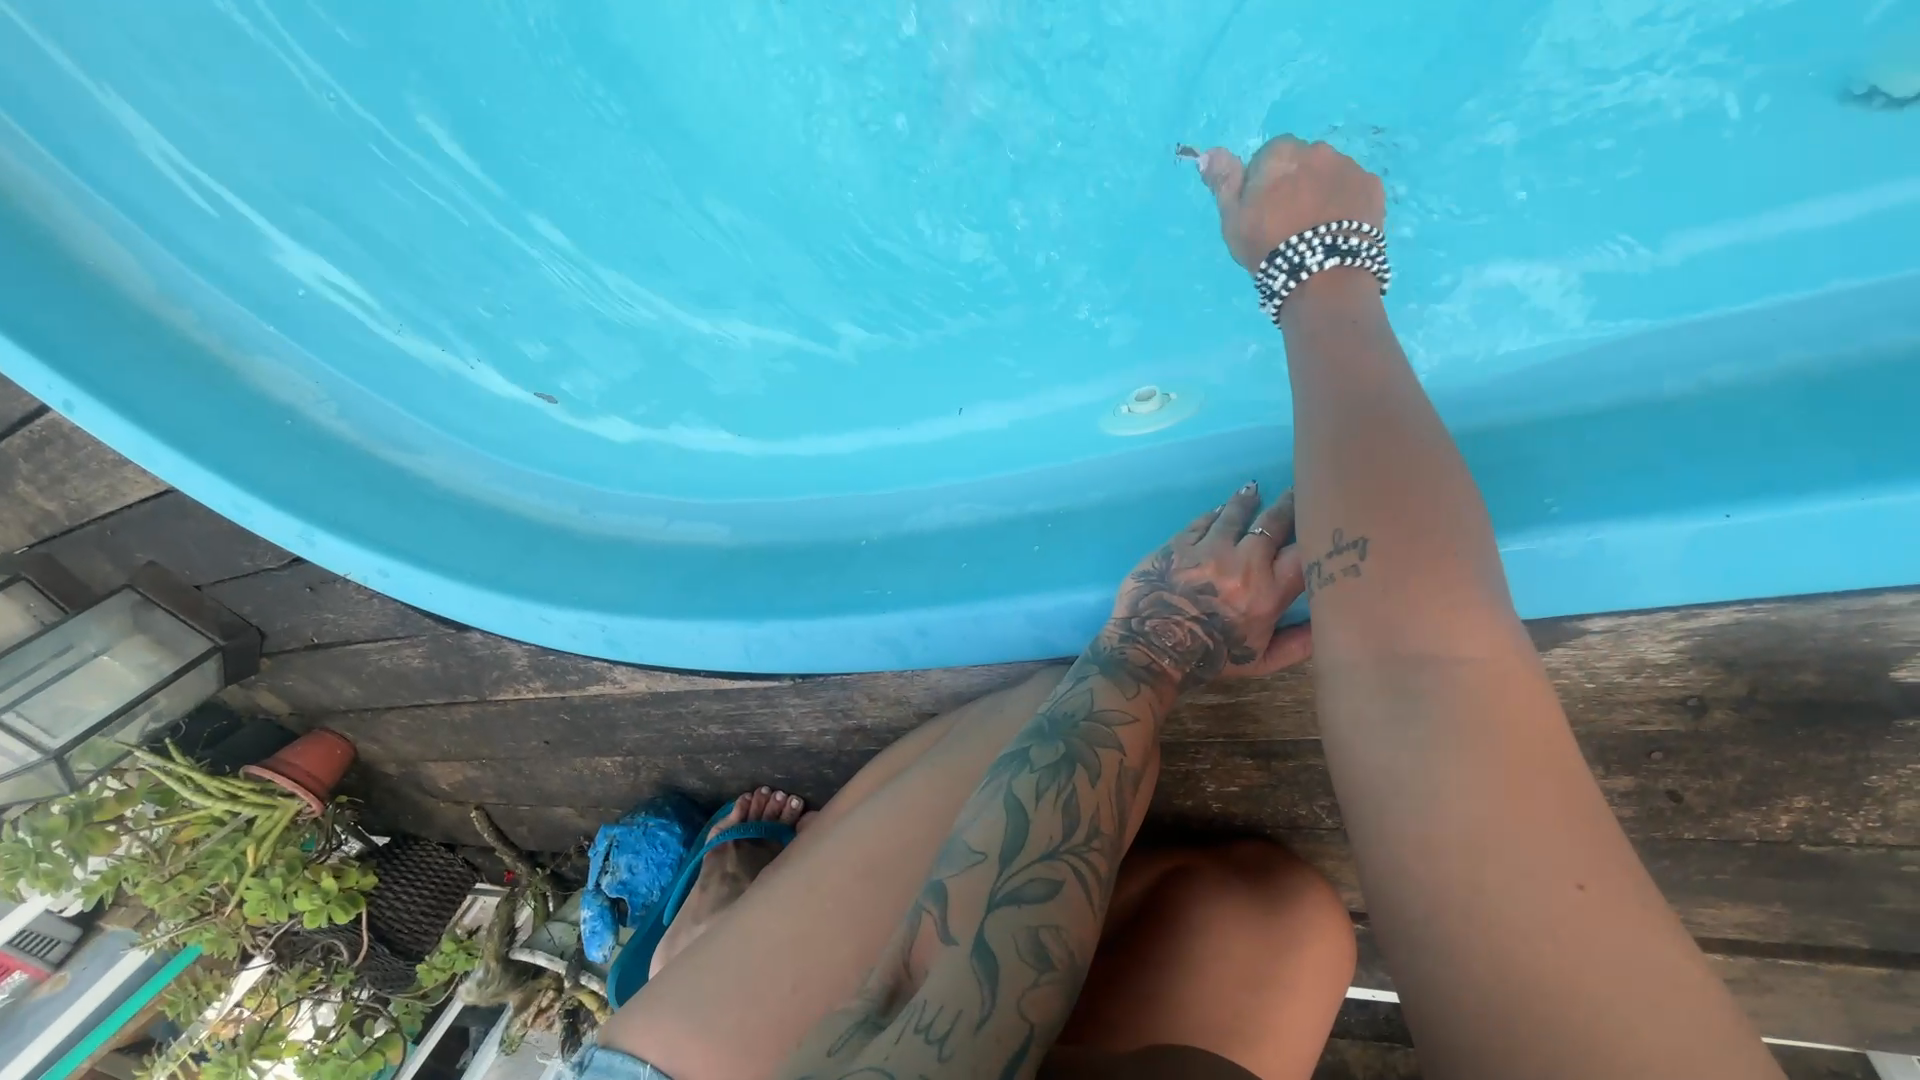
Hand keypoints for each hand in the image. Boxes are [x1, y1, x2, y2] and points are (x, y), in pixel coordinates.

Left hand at [1105, 483, 1311, 688]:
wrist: (1150, 649)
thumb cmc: (1208, 659)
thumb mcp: (1261, 662)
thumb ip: (1297, 644)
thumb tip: (1326, 625)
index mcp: (1268, 594)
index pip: (1304, 553)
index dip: (1316, 535)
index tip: (1322, 524)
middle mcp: (1242, 564)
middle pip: (1273, 523)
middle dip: (1288, 505)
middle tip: (1297, 491)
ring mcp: (1208, 550)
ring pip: (1235, 514)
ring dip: (1248, 500)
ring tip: (1254, 489)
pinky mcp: (1178, 544)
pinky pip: (1202, 521)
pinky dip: (1215, 513)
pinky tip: (1220, 508)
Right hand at [1196, 136, 1385, 272]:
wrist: (1323, 274)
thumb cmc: (1269, 245)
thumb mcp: (1233, 218)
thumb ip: (1223, 181)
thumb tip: (1209, 152)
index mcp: (1281, 153)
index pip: (1268, 156)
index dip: (1263, 183)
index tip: (1262, 211)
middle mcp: (1318, 150)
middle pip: (1303, 162)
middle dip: (1296, 183)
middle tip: (1288, 223)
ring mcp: (1350, 167)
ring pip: (1330, 175)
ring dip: (1322, 192)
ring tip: (1315, 230)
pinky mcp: (1374, 188)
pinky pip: (1353, 190)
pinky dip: (1346, 204)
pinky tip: (1337, 231)